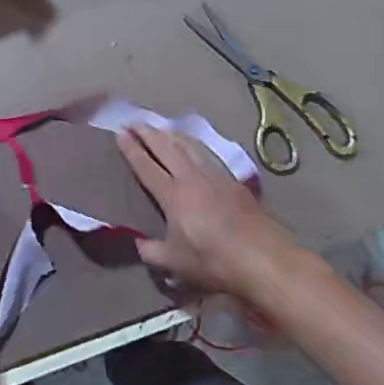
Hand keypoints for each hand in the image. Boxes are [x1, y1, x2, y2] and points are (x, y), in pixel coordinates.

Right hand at [117, 125, 318, 308]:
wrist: (263, 258)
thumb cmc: (213, 260)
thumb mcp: (175, 263)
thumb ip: (152, 251)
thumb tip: (139, 243)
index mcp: (172, 195)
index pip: (146, 166)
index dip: (131, 149)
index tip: (120, 133)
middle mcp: (191, 178)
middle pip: (166, 147)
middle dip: (148, 132)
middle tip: (134, 121)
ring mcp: (215, 176)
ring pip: (189, 146)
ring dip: (171, 134)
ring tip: (161, 127)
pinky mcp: (234, 181)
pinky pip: (208, 153)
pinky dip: (194, 144)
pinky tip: (194, 145)